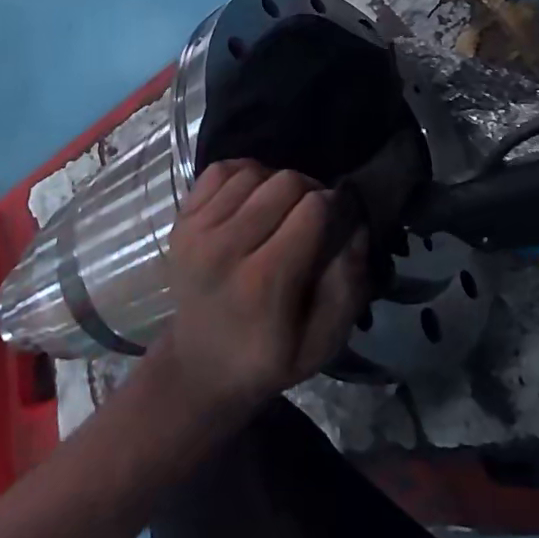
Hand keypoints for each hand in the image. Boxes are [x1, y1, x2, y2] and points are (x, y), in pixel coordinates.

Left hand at [156, 159, 370, 417]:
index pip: (312, 209)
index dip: (335, 207)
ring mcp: (197, 229)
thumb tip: (357, 227)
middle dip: (310, 191)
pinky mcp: (182, 219)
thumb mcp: (321, 343)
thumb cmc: (266, 358)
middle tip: (314, 215)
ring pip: (254, 171)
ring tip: (282, 207)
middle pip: (284, 182)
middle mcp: (225, 247)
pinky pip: (220, 170)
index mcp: (263, 282)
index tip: (339, 221)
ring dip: (276, 182)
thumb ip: (347, 286)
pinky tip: (253, 197)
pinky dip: (244, 174)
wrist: (198, 367)